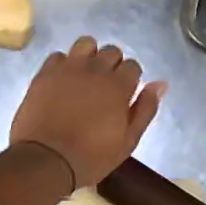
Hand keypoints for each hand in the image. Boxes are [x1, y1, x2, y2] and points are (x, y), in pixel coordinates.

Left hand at [10, 36, 164, 188]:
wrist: (46, 161)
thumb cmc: (92, 156)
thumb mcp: (129, 140)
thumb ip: (146, 109)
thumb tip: (160, 84)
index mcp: (118, 86)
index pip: (133, 66)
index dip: (131, 79)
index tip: (125, 94)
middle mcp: (95, 70)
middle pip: (111, 51)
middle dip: (113, 65)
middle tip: (106, 86)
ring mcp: (68, 69)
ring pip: (85, 43)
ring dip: (90, 55)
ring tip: (86, 75)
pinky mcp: (45, 74)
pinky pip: (59, 56)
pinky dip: (65, 64)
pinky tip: (64, 81)